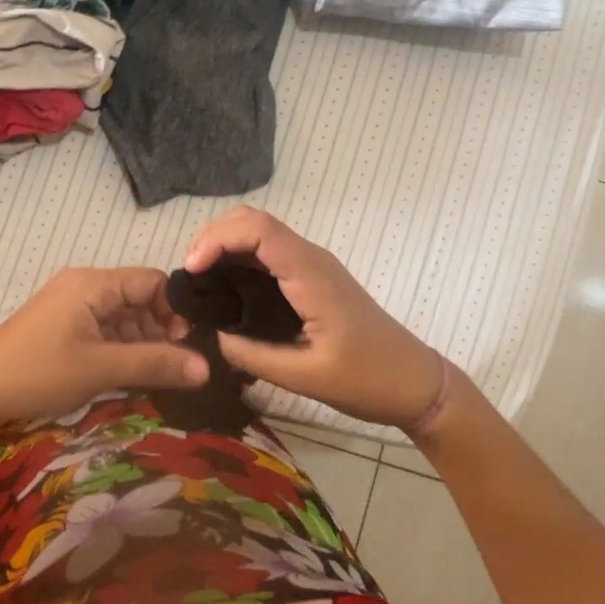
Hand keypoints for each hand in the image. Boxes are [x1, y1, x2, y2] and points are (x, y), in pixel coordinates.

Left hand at [0, 267, 208, 429]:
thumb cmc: (39, 373)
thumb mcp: (101, 369)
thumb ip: (155, 364)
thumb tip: (207, 367)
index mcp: (92, 283)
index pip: (152, 280)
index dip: (176, 309)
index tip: (190, 345)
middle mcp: (83, 286)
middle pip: (138, 297)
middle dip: (162, 328)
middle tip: (180, 365)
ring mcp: (70, 306)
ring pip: (122, 316)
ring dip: (142, 341)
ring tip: (160, 374)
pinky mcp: (62, 326)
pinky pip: (103, 328)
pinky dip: (121, 347)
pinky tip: (131, 373)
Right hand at [184, 206, 446, 428]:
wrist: (415, 383)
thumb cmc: (367, 380)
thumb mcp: (305, 377)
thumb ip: (253, 356)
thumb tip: (214, 338)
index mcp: (310, 274)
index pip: (257, 229)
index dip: (217, 239)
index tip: (191, 269)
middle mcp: (310, 258)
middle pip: (252, 220)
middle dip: (213, 236)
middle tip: (189, 275)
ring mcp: (312, 265)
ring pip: (259, 232)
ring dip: (224, 244)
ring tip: (199, 280)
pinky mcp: (311, 277)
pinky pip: (268, 252)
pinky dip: (238, 257)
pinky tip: (224, 287)